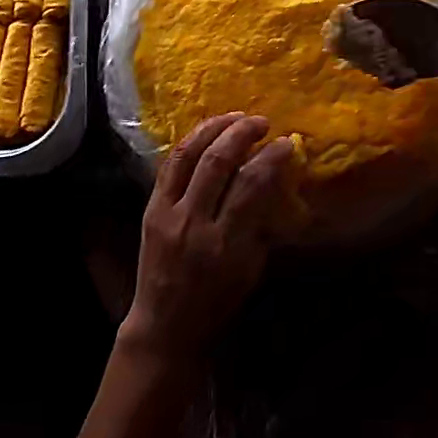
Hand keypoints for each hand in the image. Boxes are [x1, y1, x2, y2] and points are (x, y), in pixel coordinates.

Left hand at [121, 114, 295, 362]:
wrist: (166, 321)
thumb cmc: (216, 301)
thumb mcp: (250, 271)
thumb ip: (261, 228)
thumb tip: (273, 186)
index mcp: (226, 243)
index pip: (252, 186)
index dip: (271, 158)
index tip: (287, 143)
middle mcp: (194, 221)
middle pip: (216, 162)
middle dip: (241, 134)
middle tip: (261, 121)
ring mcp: (167, 212)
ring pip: (187, 157)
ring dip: (212, 130)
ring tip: (233, 117)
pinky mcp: (150, 208)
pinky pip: (168, 167)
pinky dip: (187, 145)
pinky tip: (203, 133)